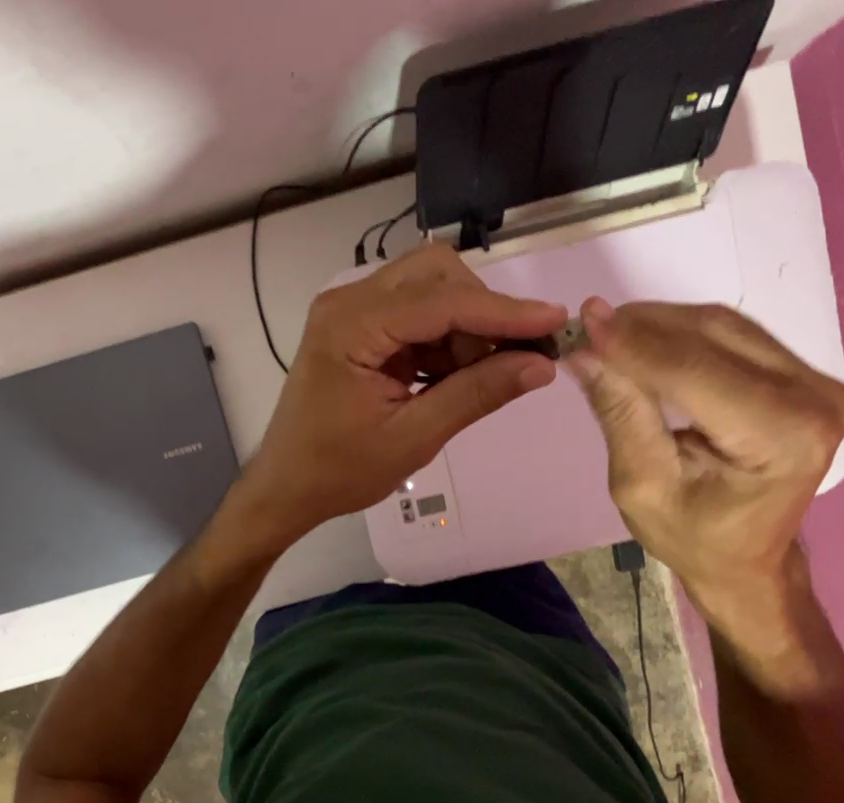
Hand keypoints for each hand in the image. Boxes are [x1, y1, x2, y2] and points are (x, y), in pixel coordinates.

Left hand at [228, 243, 566, 551]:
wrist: (286, 486)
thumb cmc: (339, 471)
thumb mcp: (413, 438)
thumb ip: (476, 395)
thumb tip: (541, 365)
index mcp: (351, 325)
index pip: (442, 301)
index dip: (503, 311)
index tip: (556, 322)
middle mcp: (347, 302)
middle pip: (436, 274)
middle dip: (482, 311)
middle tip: (511, 358)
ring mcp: (350, 312)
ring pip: (429, 290)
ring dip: (466, 326)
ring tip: (484, 376)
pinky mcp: (358, 328)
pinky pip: (416, 315)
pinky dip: (445, 339)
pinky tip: (458, 376)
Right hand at [566, 299, 843, 618]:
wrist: (748, 560)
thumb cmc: (693, 538)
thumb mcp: (641, 487)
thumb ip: (621, 414)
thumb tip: (585, 353)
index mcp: (781, 439)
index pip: (695, 371)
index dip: (635, 344)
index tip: (582, 322)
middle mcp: (816, 400)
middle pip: (714, 337)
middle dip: (643, 328)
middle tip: (586, 325)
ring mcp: (820, 384)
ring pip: (724, 328)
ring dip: (660, 325)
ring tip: (606, 334)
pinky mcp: (808, 376)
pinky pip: (736, 337)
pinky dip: (683, 334)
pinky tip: (642, 341)